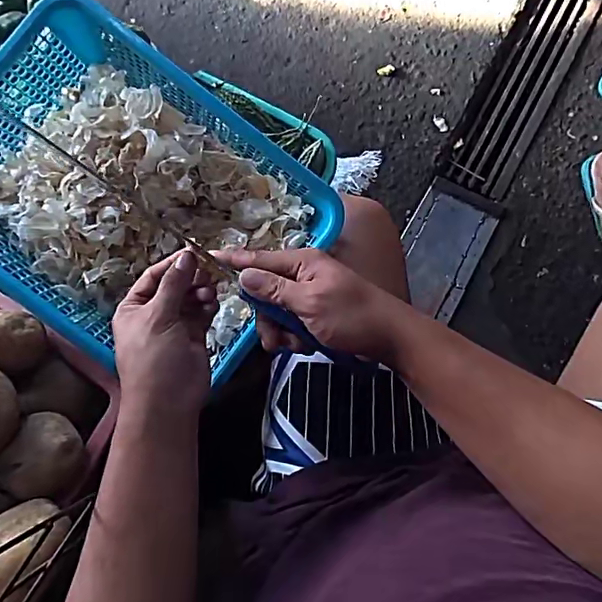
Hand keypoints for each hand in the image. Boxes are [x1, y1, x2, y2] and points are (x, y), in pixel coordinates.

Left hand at [113, 251, 217, 414]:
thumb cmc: (154, 359)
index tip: (194, 254)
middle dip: (191, 278)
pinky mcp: (193, 337)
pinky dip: (208, 306)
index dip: (173, 264)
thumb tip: (187, 256)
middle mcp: (153, 314)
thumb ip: (174, 284)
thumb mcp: (159, 316)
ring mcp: (174, 326)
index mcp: (134, 308)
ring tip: (210, 292)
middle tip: (209, 273)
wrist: (167, 403)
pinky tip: (213, 304)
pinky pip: (202, 313)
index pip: (154, 277)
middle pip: (175, 285)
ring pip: (191, 298)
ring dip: (201, 292)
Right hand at [216, 247, 412, 365]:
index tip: (212, 256)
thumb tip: (244, 274)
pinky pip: (293, 324)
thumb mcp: (309, 303)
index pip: (261, 258)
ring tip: (296, 344)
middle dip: (267, 318)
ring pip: (278, 312)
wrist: (389, 339)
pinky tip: (307, 346)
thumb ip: (274, 289)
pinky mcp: (317, 314)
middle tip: (274, 337)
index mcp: (303, 263)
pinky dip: (296, 337)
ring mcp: (311, 295)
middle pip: (265, 292)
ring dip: (282, 331)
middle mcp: (304, 275)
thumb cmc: (352, 316)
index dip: (236, 260)